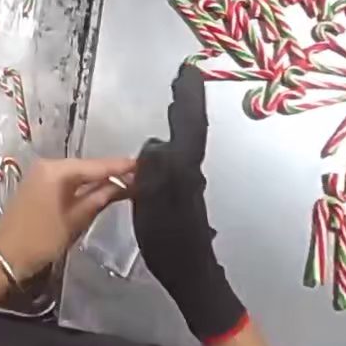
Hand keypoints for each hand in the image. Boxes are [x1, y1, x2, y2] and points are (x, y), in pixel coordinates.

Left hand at [0, 156, 135, 280]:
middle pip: (87, 167)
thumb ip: (100, 198)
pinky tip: (103, 190)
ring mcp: (41, 175)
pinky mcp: (39, 186)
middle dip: (111, 172)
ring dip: (99, 179)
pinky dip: (84, 186)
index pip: (95, 165)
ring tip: (130, 182)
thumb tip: (126, 183)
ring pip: (78, 174)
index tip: (145, 164)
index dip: (121, 166)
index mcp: (55, 170)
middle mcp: (47, 166)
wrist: (5, 257)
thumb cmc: (40, 240)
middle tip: (142, 176)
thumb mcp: (75, 220)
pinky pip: (67, 181)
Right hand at [134, 63, 245, 342]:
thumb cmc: (171, 244)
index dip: (188, 98)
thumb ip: (155, 174)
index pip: (189, 126)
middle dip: (188, 101)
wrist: (192, 274)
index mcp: (185, 170)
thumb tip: (153, 143)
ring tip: (174, 99)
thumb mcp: (156, 210)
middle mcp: (190, 171)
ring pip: (187, 141)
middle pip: (192, 129)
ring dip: (183, 117)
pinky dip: (176, 137)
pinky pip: (179, 154)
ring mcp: (188, 182)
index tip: (188, 71)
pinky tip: (165, 142)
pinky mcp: (182, 192)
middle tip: (184, 76)